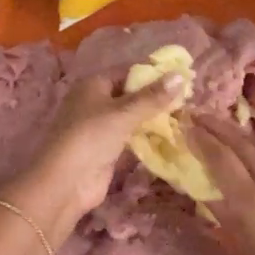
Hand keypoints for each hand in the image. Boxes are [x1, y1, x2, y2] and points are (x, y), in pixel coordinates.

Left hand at [11, 73, 184, 226]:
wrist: (65, 183)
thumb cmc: (90, 137)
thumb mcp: (123, 113)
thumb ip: (152, 97)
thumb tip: (180, 76)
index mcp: (94, 84)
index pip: (128, 71)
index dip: (154, 72)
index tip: (182, 76)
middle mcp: (96, 101)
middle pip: (131, 93)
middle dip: (156, 96)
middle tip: (189, 98)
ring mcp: (101, 126)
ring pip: (132, 116)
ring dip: (154, 117)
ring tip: (185, 115)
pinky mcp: (107, 149)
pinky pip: (131, 136)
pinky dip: (147, 135)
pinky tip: (170, 135)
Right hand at [186, 114, 254, 254]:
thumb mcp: (242, 242)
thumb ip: (221, 209)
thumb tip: (201, 184)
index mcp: (252, 202)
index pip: (221, 159)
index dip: (202, 140)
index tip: (186, 127)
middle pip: (240, 142)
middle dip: (217, 126)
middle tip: (197, 115)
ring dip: (236, 133)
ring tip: (219, 125)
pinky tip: (248, 149)